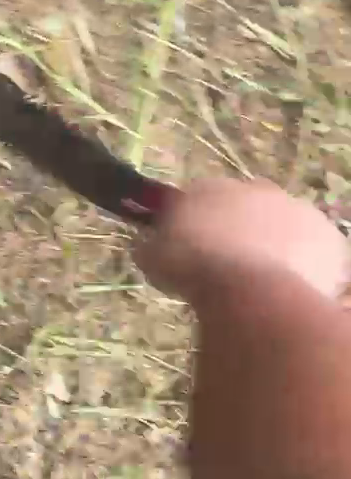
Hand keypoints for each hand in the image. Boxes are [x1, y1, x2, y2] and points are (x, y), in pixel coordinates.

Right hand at [136, 178, 348, 303]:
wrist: (252, 290)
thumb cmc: (190, 267)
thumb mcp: (148, 256)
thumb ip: (153, 242)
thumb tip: (153, 243)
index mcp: (207, 189)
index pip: (193, 193)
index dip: (186, 213)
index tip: (178, 234)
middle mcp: (257, 190)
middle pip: (243, 200)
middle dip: (233, 219)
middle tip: (218, 249)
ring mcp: (301, 211)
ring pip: (280, 220)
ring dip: (267, 236)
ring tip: (251, 268)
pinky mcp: (331, 236)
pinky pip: (309, 243)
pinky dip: (296, 255)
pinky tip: (278, 277)